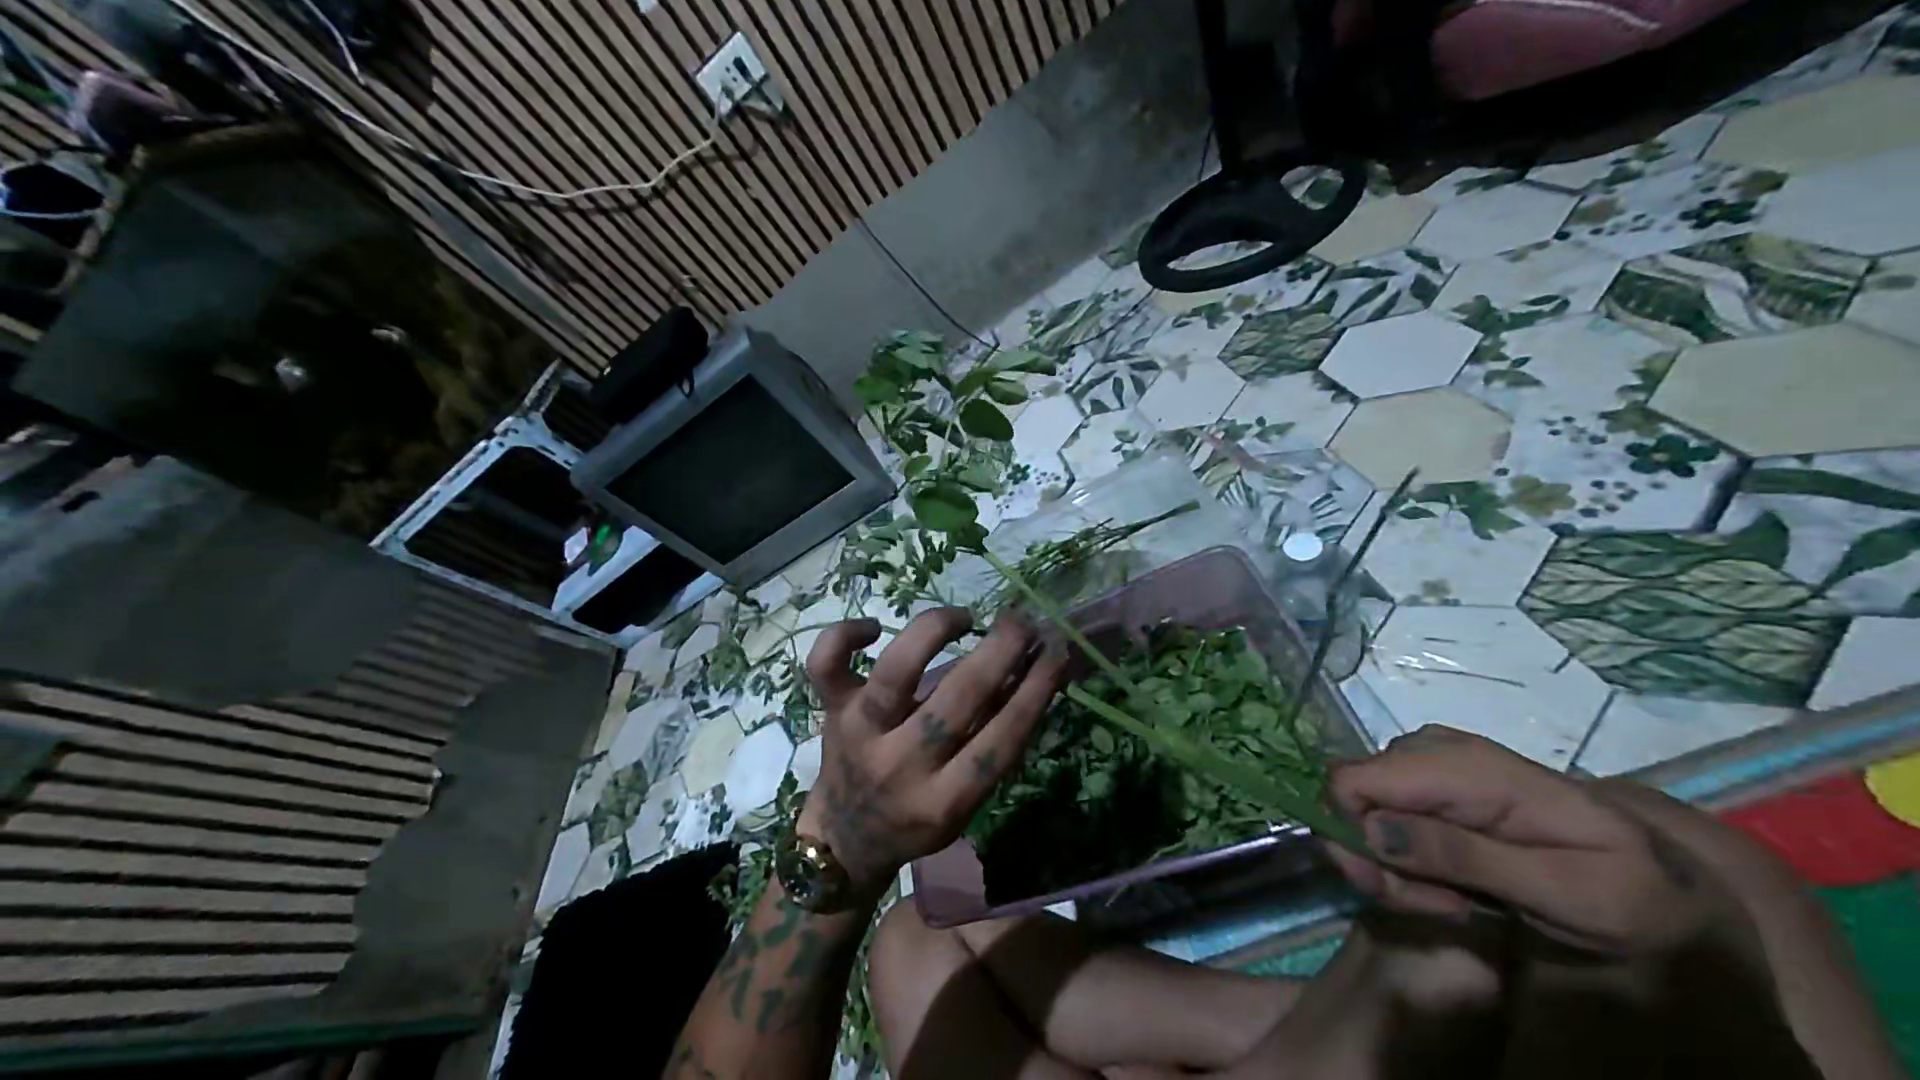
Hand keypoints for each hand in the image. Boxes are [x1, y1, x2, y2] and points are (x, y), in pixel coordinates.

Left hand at [796, 607, 1070, 899]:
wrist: (845, 839)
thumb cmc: (918, 817)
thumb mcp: (966, 799)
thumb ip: (994, 740)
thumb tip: (1028, 672)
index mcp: (943, 800)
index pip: (1001, 739)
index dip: (1035, 690)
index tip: (1057, 650)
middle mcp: (900, 765)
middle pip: (957, 698)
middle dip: (999, 651)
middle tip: (1022, 622)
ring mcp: (860, 733)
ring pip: (895, 671)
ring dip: (935, 632)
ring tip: (964, 617)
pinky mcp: (831, 711)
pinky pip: (824, 665)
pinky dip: (843, 635)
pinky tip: (873, 626)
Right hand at [1324, 726, 1737, 955]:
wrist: (1663, 875)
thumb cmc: (1628, 889)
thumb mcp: (1566, 892)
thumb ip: (1466, 856)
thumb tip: (1370, 830)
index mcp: (1463, 767)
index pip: (1351, 781)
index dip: (1353, 837)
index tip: (1398, 886)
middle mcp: (1430, 749)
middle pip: (1351, 798)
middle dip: (1375, 858)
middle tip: (1436, 903)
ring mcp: (1427, 760)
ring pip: (1361, 808)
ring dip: (1389, 864)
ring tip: (1451, 899)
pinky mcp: (1426, 779)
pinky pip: (1380, 811)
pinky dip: (1400, 856)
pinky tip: (1447, 882)